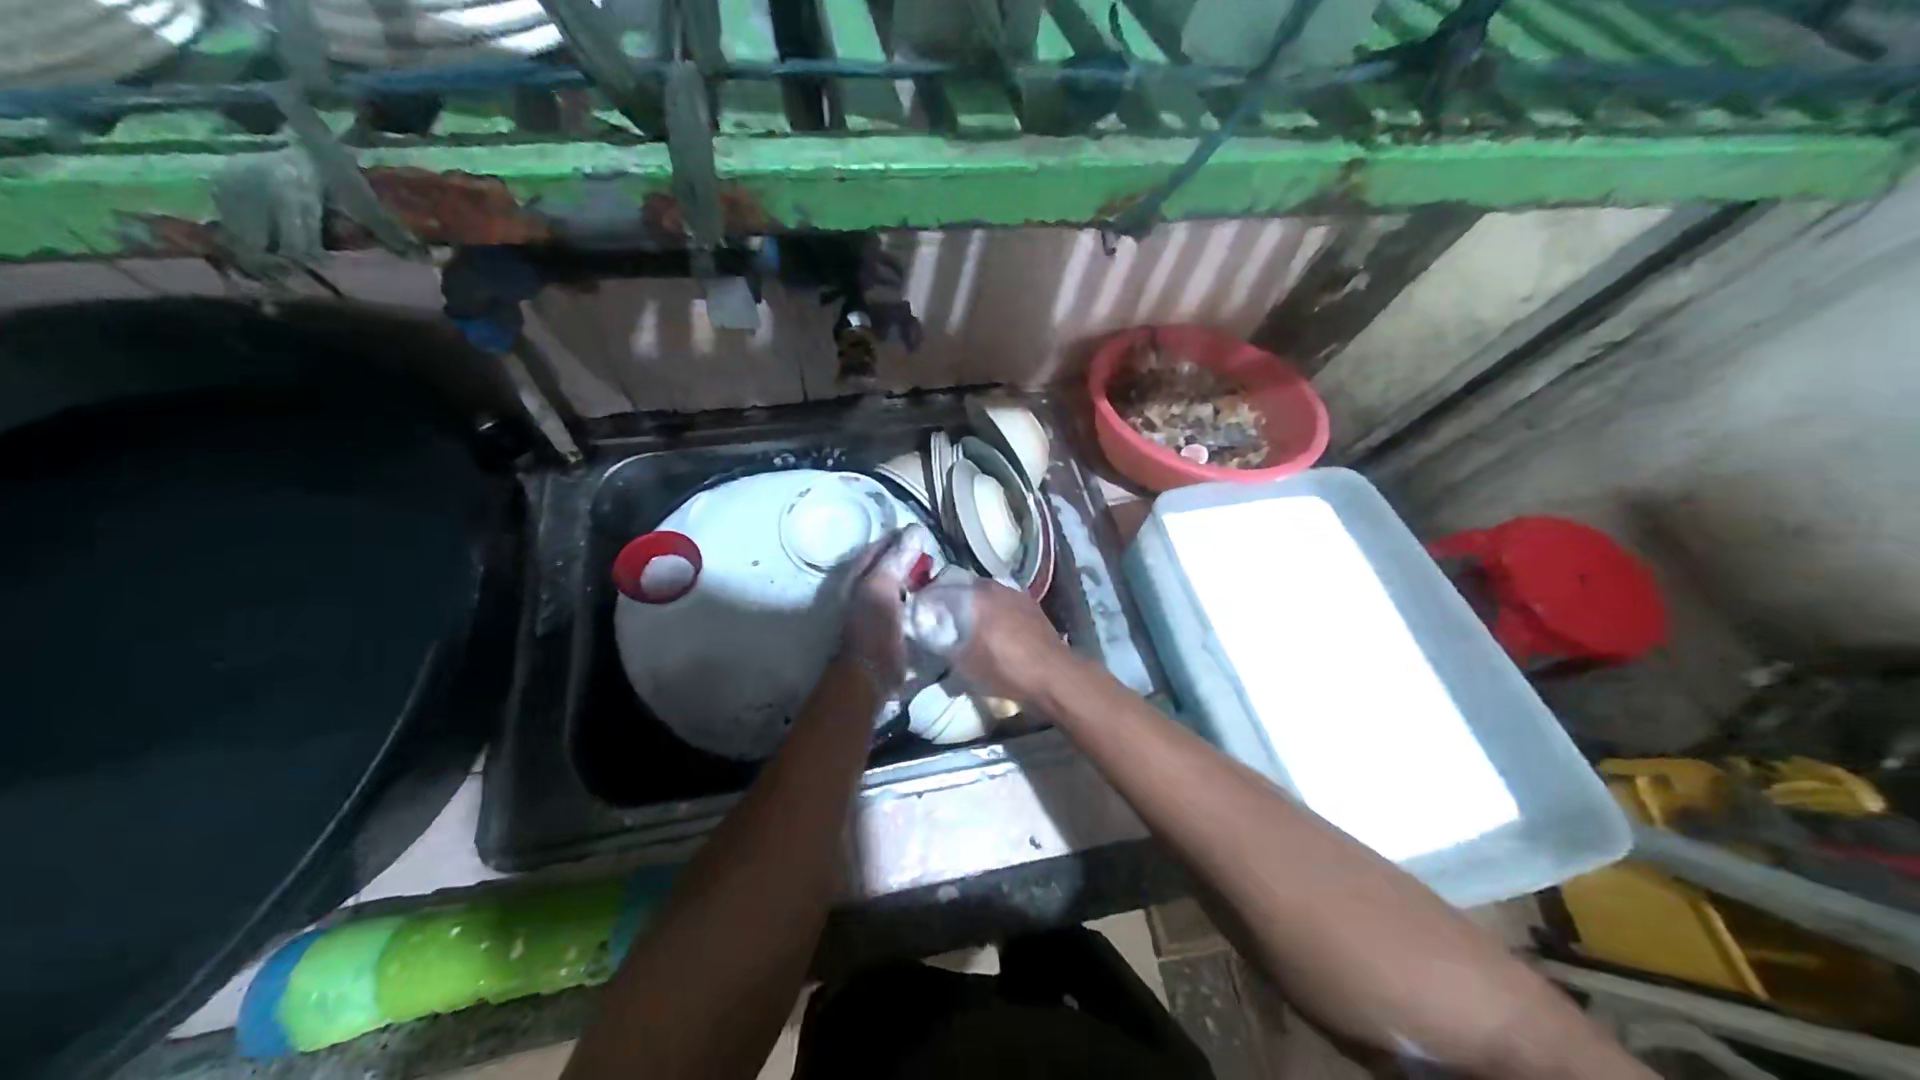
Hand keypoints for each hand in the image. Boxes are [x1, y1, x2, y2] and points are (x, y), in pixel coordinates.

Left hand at [837, 525, 930, 693]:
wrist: (872, 675)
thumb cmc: (873, 629)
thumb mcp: (881, 589)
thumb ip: (896, 560)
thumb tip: (915, 531)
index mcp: (858, 578)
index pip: (880, 548)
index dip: (899, 539)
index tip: (925, 535)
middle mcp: (865, 590)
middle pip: (890, 566)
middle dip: (911, 559)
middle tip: (936, 556)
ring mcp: (879, 610)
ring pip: (901, 585)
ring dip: (918, 580)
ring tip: (940, 575)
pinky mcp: (892, 628)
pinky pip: (909, 605)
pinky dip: (922, 599)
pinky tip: (938, 599)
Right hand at [908, 577, 1075, 703]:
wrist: (1054, 675)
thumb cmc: (1006, 668)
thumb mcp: (965, 664)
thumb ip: (944, 646)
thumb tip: (930, 637)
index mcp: (975, 595)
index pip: (941, 589)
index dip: (929, 602)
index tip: (921, 615)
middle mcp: (995, 586)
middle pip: (964, 588)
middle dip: (952, 601)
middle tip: (943, 620)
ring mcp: (1017, 594)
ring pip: (986, 594)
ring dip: (975, 605)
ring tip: (968, 624)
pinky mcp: (1032, 606)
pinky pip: (1004, 602)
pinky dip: (994, 611)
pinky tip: (994, 629)